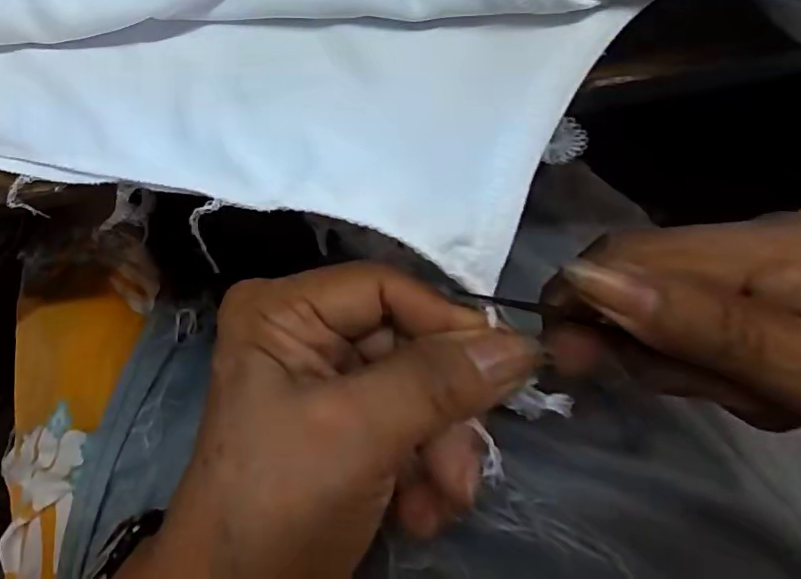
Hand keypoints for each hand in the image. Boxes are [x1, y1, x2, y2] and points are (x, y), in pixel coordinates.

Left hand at [122, 262, 538, 578]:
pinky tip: (418, 514)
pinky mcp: (338, 423)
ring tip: (442, 501)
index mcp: (282, 308)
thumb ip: (436, 383)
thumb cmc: (282, 499)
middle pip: (402, 341)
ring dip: (438, 447)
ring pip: (411, 386)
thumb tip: (518, 344)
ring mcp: (318, 378)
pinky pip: (401, 422)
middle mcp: (299, 329)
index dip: (445, 319)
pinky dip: (421, 468)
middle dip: (441, 407)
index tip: (509, 360)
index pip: (381, 286)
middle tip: (465, 465)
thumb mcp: (359, 432)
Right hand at [544, 203, 800, 578]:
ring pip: (691, 313)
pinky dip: (707, 376)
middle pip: (674, 276)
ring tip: (684, 398)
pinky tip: (731, 403)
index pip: (673, 250)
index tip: (552, 344)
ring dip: (669, 356)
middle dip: (629, 324)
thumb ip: (733, 334)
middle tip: (588, 379)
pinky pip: (728, 348)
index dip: (602, 287)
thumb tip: (593, 277)